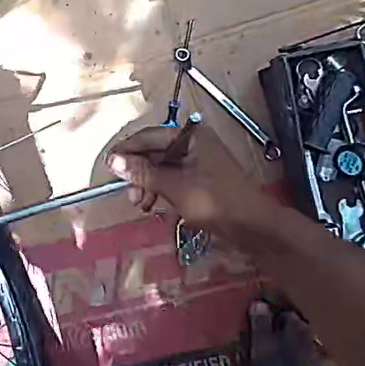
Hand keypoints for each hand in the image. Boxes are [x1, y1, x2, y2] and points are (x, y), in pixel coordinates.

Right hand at [107, 120, 275, 243]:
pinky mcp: (197, 180)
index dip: (127, 150)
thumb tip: (113, 161)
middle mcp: (192, 144)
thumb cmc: (216, 201)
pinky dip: (157, 190)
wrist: (255, 229)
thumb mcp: (174, 185)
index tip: (109, 166)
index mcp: (190, 137)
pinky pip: (168, 179)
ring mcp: (195, 162)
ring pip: (158, 168)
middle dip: (137, 172)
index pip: (148, 136)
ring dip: (146, 184)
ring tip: (141, 204)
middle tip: (129, 192)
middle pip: (152, 152)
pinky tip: (153, 205)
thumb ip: (142, 172)